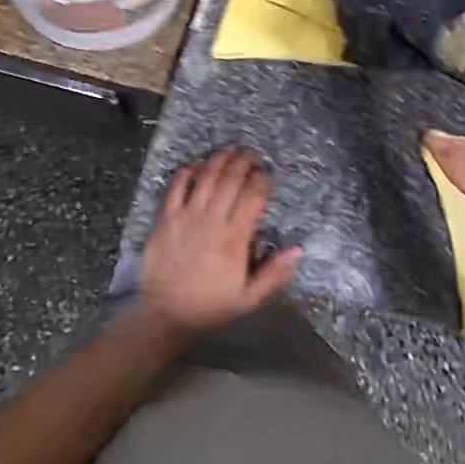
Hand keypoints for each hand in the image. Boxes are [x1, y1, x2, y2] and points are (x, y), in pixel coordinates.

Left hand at [135, 148, 302, 338]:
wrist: (166, 313)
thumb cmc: (210, 305)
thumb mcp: (249, 299)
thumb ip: (275, 274)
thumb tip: (298, 250)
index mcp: (234, 239)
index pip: (253, 196)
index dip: (262, 179)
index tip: (267, 175)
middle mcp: (211, 221)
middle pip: (231, 179)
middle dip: (244, 162)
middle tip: (251, 155)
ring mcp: (186, 216)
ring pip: (205, 177)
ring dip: (219, 159)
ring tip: (229, 150)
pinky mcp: (166, 218)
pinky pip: (176, 186)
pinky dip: (186, 172)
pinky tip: (195, 165)